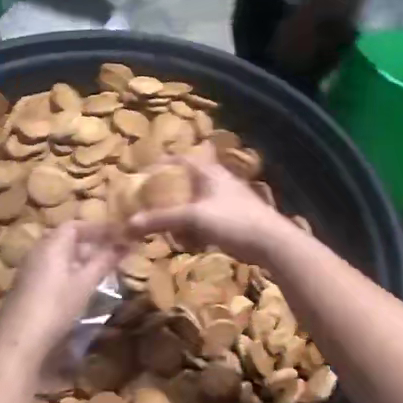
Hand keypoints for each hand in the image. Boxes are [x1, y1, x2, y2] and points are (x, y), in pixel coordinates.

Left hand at [0, 222, 124, 364]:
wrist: (19, 338)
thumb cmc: (56, 305)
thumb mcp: (85, 282)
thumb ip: (104, 260)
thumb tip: (125, 242)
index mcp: (52, 244)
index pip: (75, 226)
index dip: (97, 229)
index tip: (118, 235)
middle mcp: (38, 251)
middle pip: (66, 239)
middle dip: (91, 244)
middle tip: (113, 254)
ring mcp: (30, 269)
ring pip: (59, 256)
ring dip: (80, 260)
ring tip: (102, 271)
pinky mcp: (27, 286)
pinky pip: (51, 269)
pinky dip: (69, 272)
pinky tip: (81, 288)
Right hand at [127, 147, 300, 266]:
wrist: (274, 244)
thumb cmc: (233, 221)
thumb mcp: (193, 218)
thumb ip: (161, 220)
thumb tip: (128, 224)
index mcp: (209, 172)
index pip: (180, 158)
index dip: (161, 162)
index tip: (144, 172)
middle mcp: (219, 181)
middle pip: (188, 182)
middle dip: (170, 195)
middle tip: (153, 206)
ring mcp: (229, 201)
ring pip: (197, 204)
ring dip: (183, 216)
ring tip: (172, 230)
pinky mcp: (236, 220)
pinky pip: (207, 220)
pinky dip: (196, 229)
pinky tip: (192, 243)